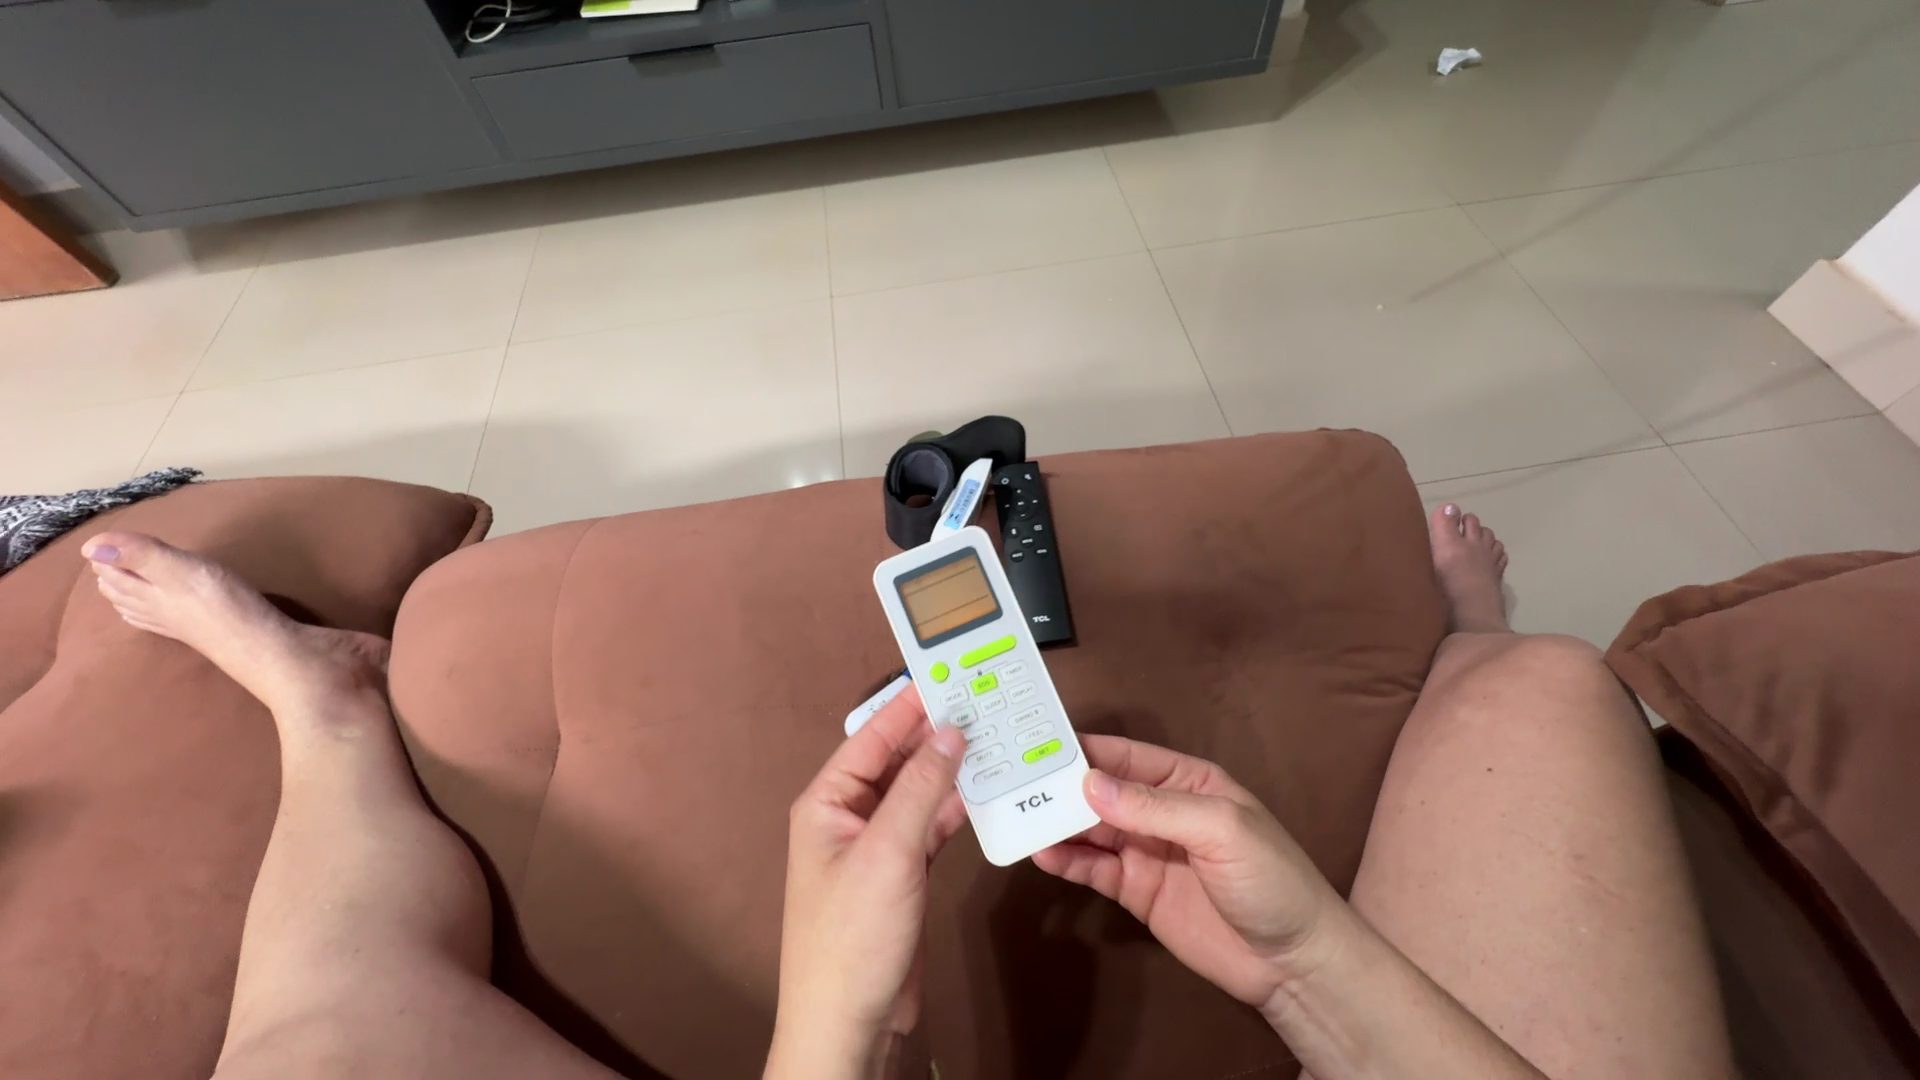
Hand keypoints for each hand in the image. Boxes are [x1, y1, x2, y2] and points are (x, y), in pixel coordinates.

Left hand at [765, 687, 967, 1079]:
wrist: (851, 1024)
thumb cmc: (852, 936)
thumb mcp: (887, 852)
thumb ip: (920, 789)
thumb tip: (950, 732)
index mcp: (828, 801)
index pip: (872, 737)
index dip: (907, 706)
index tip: (945, 676)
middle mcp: (850, 816)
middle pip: (896, 761)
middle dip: (934, 734)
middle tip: (979, 703)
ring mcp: (877, 844)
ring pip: (917, 792)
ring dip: (949, 770)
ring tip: (990, 737)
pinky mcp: (902, 871)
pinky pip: (931, 825)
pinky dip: (955, 808)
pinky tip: (983, 790)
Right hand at [1033, 735, 1343, 1016]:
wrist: (1294, 964)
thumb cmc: (1271, 880)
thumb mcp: (1221, 829)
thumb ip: (1155, 807)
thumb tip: (1091, 785)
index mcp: (1186, 781)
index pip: (1126, 756)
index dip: (1085, 749)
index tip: (1040, 745)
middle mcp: (1159, 810)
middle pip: (1101, 791)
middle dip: (1062, 786)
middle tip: (1017, 783)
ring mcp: (1145, 850)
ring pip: (1091, 829)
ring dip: (1058, 822)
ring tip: (1020, 817)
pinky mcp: (1135, 890)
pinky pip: (1094, 868)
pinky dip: (1067, 861)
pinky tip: (1042, 855)